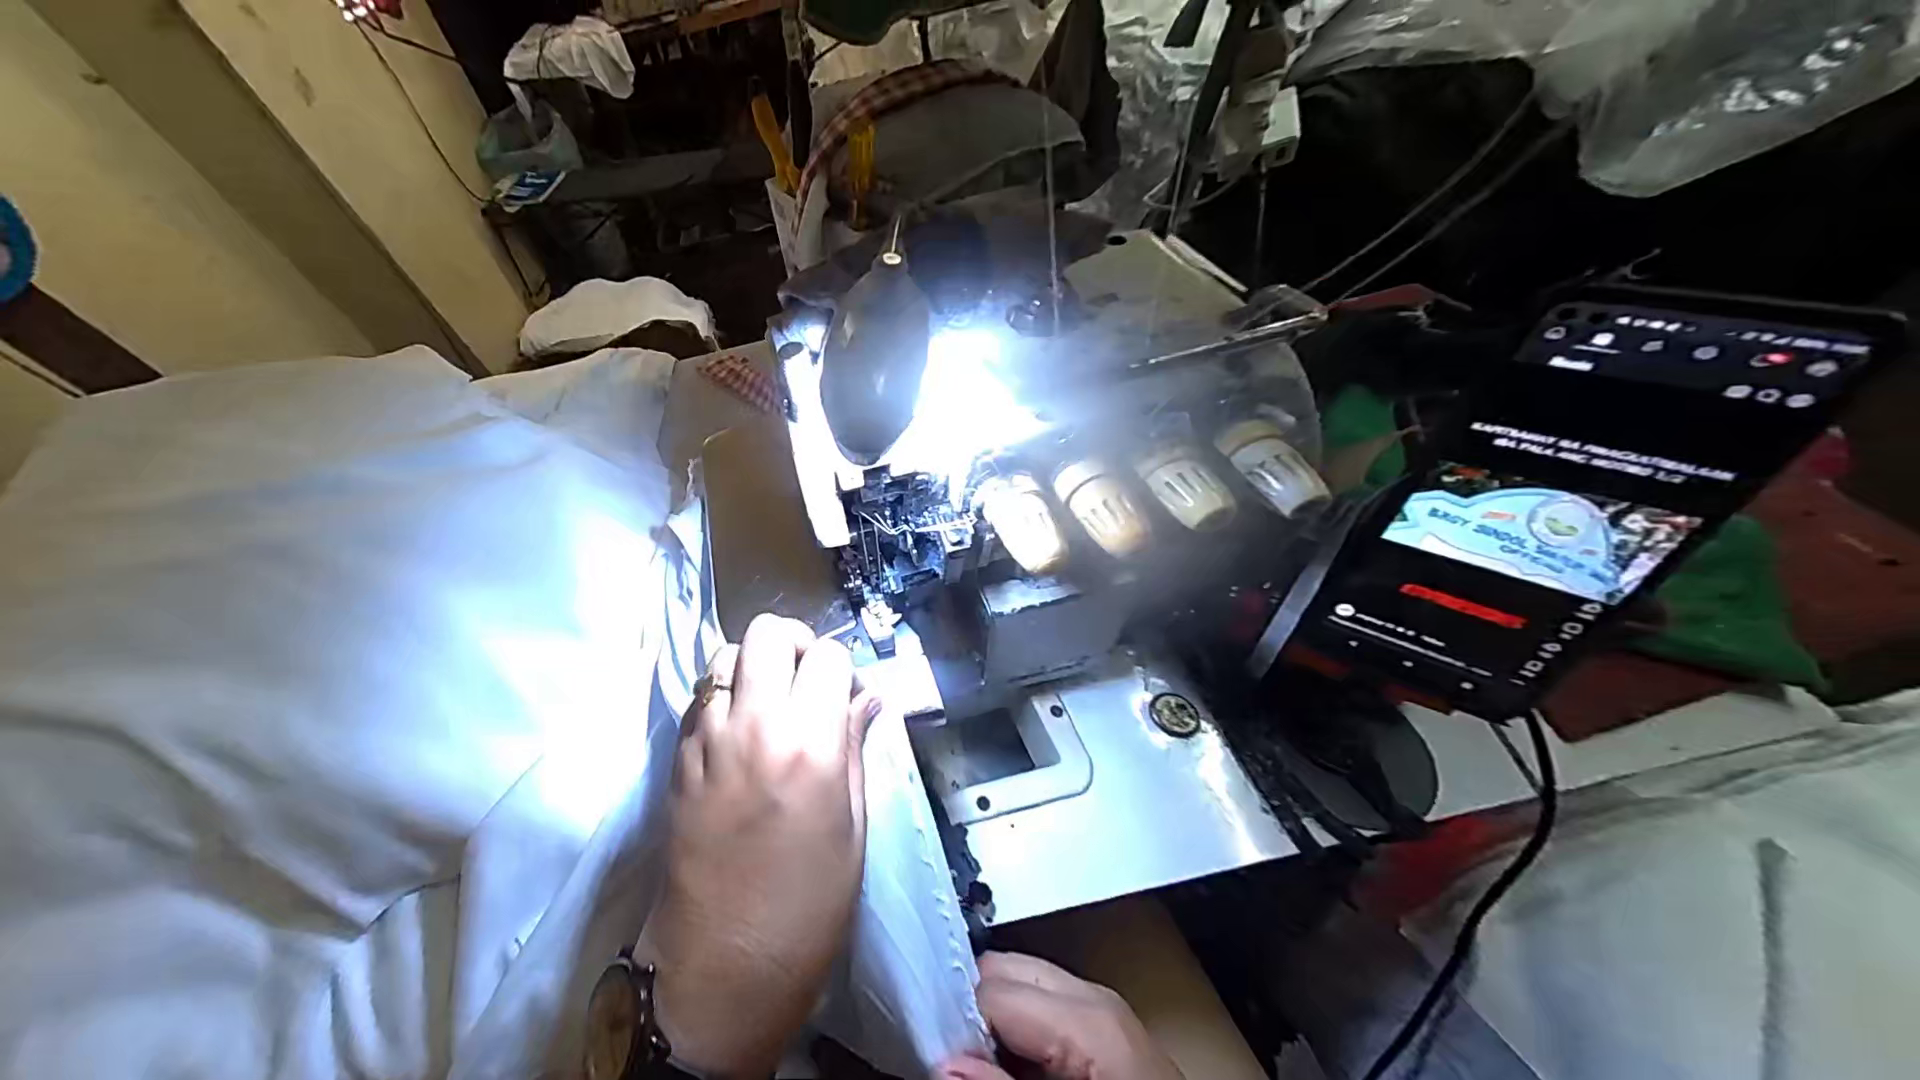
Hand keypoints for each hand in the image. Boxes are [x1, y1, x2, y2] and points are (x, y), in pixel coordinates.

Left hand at [637, 614, 882, 1076]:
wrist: (722, 964)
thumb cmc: (807, 903)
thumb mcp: (852, 825)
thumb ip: (854, 747)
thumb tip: (864, 699)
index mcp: (810, 744)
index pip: (829, 657)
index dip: (844, 670)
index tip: (848, 697)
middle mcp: (754, 727)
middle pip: (768, 634)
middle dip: (797, 645)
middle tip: (809, 680)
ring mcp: (707, 740)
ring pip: (725, 656)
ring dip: (754, 665)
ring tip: (771, 700)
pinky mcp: (676, 760)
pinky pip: (700, 698)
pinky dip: (724, 695)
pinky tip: (740, 729)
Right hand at [938, 953, 1184, 1079]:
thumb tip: (946, 1063)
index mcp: (1088, 1015)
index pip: (991, 985)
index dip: (956, 1019)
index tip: (936, 1050)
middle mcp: (1094, 996)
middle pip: (1004, 969)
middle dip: (973, 1006)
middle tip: (956, 1055)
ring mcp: (1101, 1006)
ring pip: (1021, 980)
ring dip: (994, 1016)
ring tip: (983, 1060)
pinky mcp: (1103, 1022)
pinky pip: (1043, 1002)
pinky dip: (1019, 1025)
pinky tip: (1016, 1062)